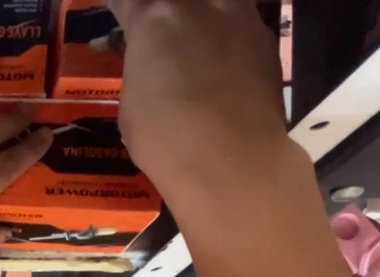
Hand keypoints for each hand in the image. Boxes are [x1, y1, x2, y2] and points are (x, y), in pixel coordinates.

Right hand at [108, 0, 302, 218]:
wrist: (229, 158)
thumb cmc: (163, 138)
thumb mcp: (131, 103)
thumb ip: (142, 65)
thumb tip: (152, 58)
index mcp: (155, 19)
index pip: (127, 0)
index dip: (117, 5)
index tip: (114, 11)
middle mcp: (201, 4)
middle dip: (160, 9)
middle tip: (153, 27)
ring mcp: (241, 14)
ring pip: (214, 4)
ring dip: (198, 16)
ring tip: (188, 40)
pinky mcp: (266, 35)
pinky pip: (238, 19)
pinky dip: (223, 31)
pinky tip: (215, 60)